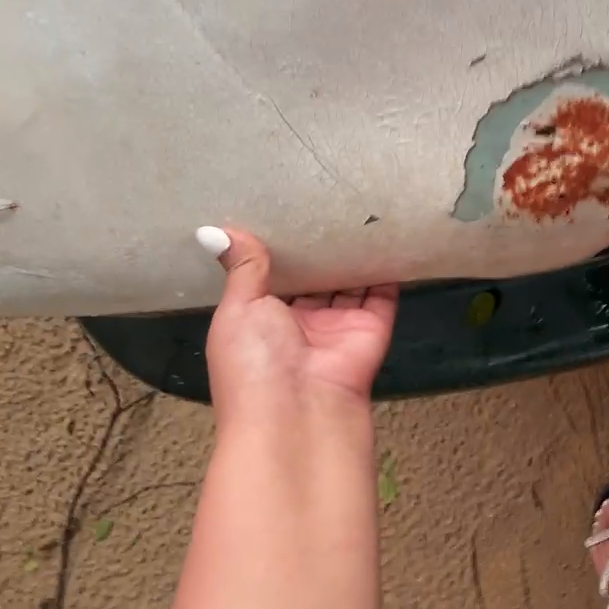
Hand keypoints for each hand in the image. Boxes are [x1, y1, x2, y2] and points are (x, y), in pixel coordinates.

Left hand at [201, 227, 398, 423]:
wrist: (299, 406)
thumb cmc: (255, 360)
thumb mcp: (238, 310)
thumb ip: (243, 269)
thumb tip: (215, 229)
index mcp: (263, 320)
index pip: (276, 278)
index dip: (283, 250)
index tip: (289, 211)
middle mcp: (303, 320)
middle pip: (318, 278)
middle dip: (324, 249)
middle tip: (334, 202)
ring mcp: (342, 322)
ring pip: (352, 281)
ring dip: (358, 254)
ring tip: (366, 212)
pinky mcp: (375, 322)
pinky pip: (385, 290)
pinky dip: (390, 267)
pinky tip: (394, 236)